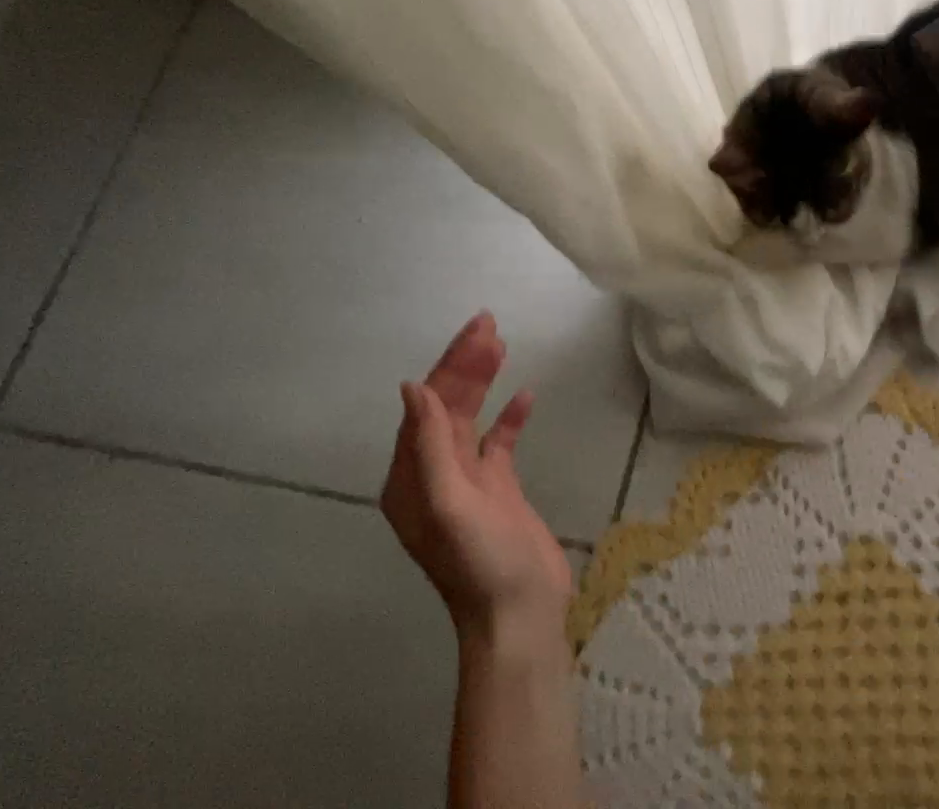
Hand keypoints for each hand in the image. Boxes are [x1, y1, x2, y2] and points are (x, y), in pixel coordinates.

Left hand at [382, 313, 572, 649]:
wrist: (519, 614)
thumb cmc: (482, 563)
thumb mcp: (451, 505)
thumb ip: (430, 447)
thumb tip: (412, 389)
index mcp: (411, 478)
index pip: (426, 406)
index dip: (449, 366)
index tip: (478, 330)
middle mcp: (432, 475)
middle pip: (446, 407)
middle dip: (466, 364)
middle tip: (490, 324)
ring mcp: (467, 483)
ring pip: (470, 419)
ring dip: (484, 382)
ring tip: (502, 344)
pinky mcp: (498, 491)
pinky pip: (498, 443)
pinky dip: (510, 418)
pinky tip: (526, 396)